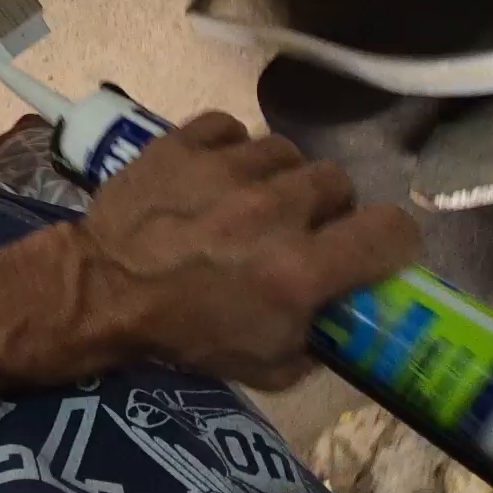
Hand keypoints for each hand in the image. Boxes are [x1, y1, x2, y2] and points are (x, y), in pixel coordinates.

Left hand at [74, 111, 420, 390]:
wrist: (100, 288)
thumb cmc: (180, 333)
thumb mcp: (267, 366)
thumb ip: (322, 339)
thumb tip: (347, 310)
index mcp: (299, 269)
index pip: (392, 230)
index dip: (387, 240)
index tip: (365, 247)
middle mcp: (271, 210)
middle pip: (337, 181)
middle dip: (324, 206)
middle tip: (293, 225)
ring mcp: (223, 169)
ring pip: (284, 150)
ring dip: (275, 174)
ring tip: (247, 195)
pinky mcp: (181, 144)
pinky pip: (228, 126)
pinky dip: (226, 145)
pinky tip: (213, 169)